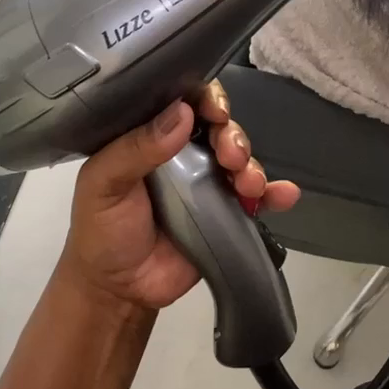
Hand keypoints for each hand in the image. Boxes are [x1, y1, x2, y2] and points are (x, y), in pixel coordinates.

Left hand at [60, 81, 300, 311]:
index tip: (216, 111)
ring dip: (252, 165)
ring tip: (248, 185)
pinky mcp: (228, 213)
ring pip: (242, 159)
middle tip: (231, 157)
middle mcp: (185, 153)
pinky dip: (276, 192)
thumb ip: (136, 148)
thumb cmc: (102, 229)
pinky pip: (258, 197)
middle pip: (222, 128)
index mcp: (152, 136)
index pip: (185, 102)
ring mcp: (209, 183)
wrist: (119, 290)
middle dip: (233, 136)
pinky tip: (285, 194)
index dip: (206, 99)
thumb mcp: (104, 183)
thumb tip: (181, 113)